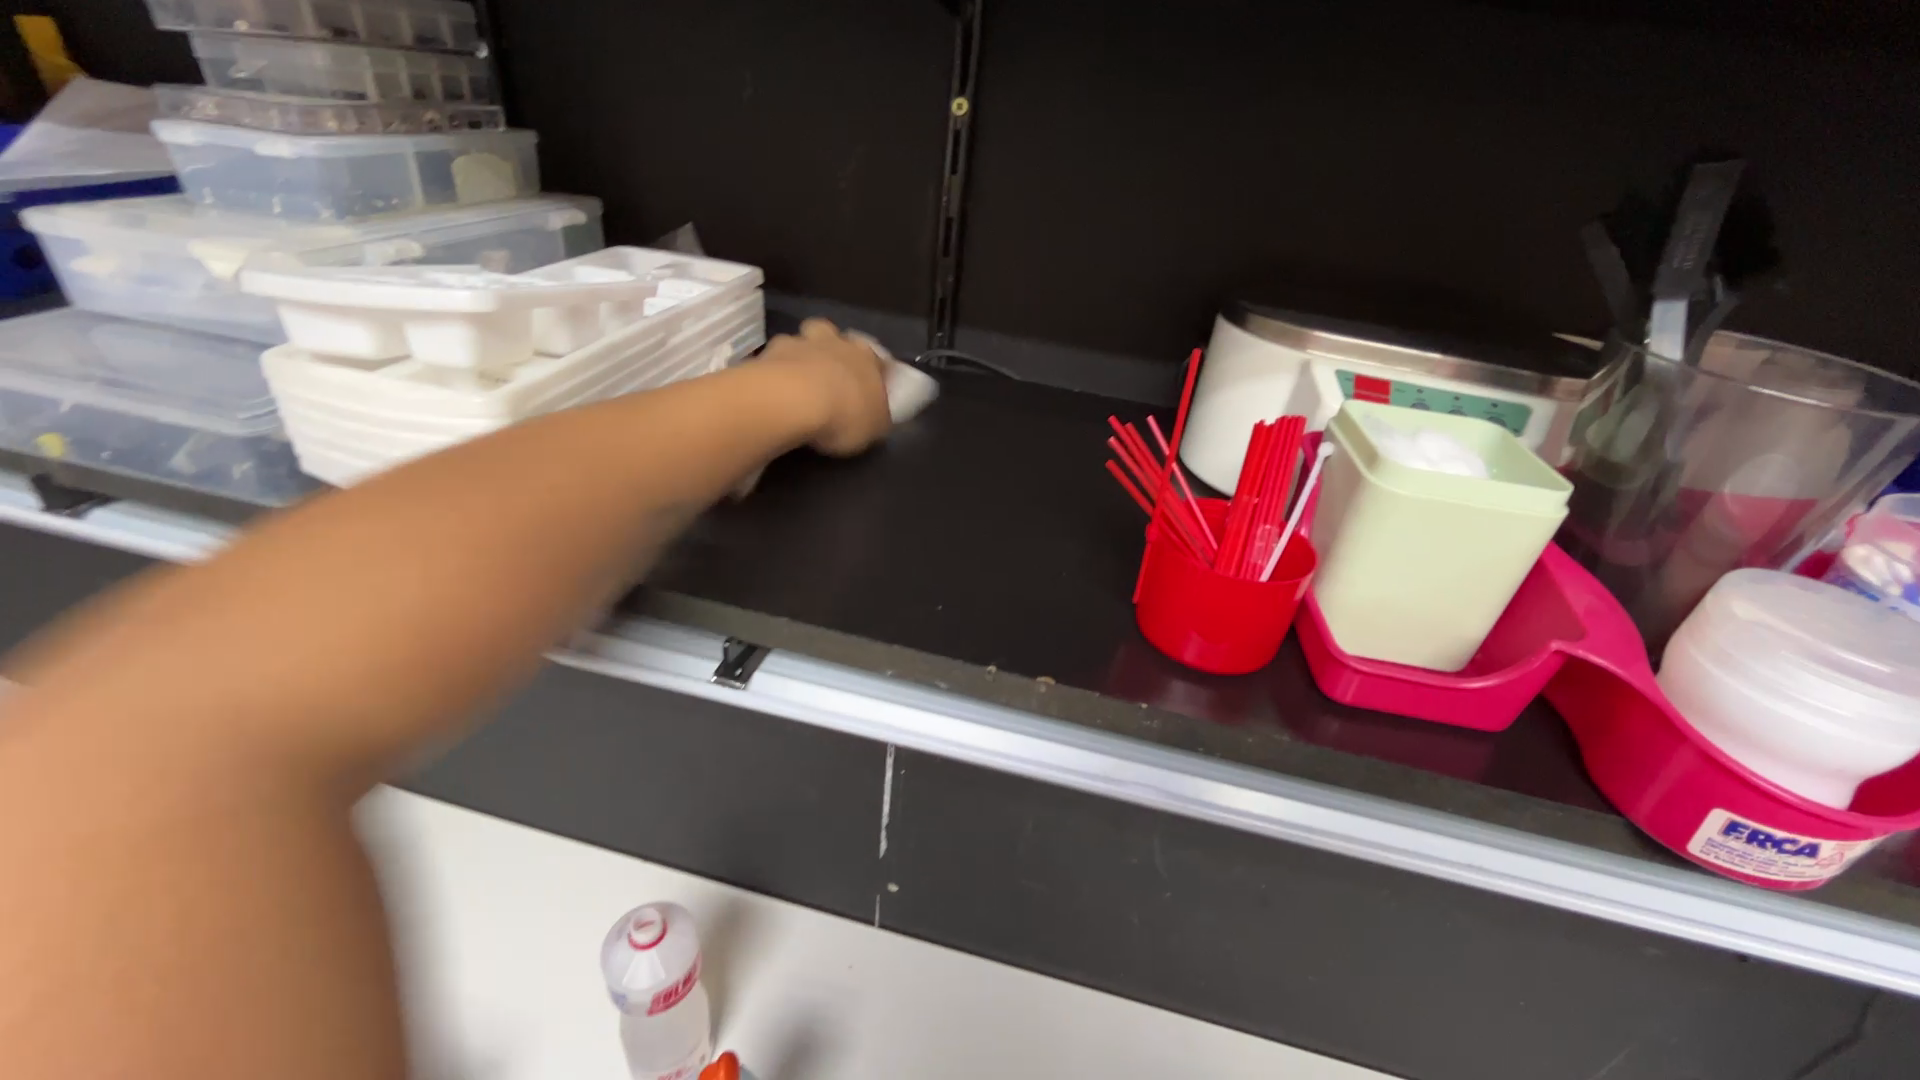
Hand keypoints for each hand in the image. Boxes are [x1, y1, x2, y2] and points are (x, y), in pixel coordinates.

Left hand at [763, 318, 892, 455]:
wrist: (796, 402)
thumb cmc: (845, 415)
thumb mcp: (875, 427)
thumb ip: (877, 416)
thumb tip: (876, 413)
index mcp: (867, 359)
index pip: (876, 359)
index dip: (872, 370)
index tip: (867, 384)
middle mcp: (837, 343)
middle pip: (835, 335)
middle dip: (831, 348)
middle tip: (827, 371)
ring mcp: (801, 343)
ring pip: (803, 337)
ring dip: (802, 352)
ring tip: (797, 377)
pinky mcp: (771, 350)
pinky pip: (775, 353)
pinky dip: (776, 365)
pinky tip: (774, 384)